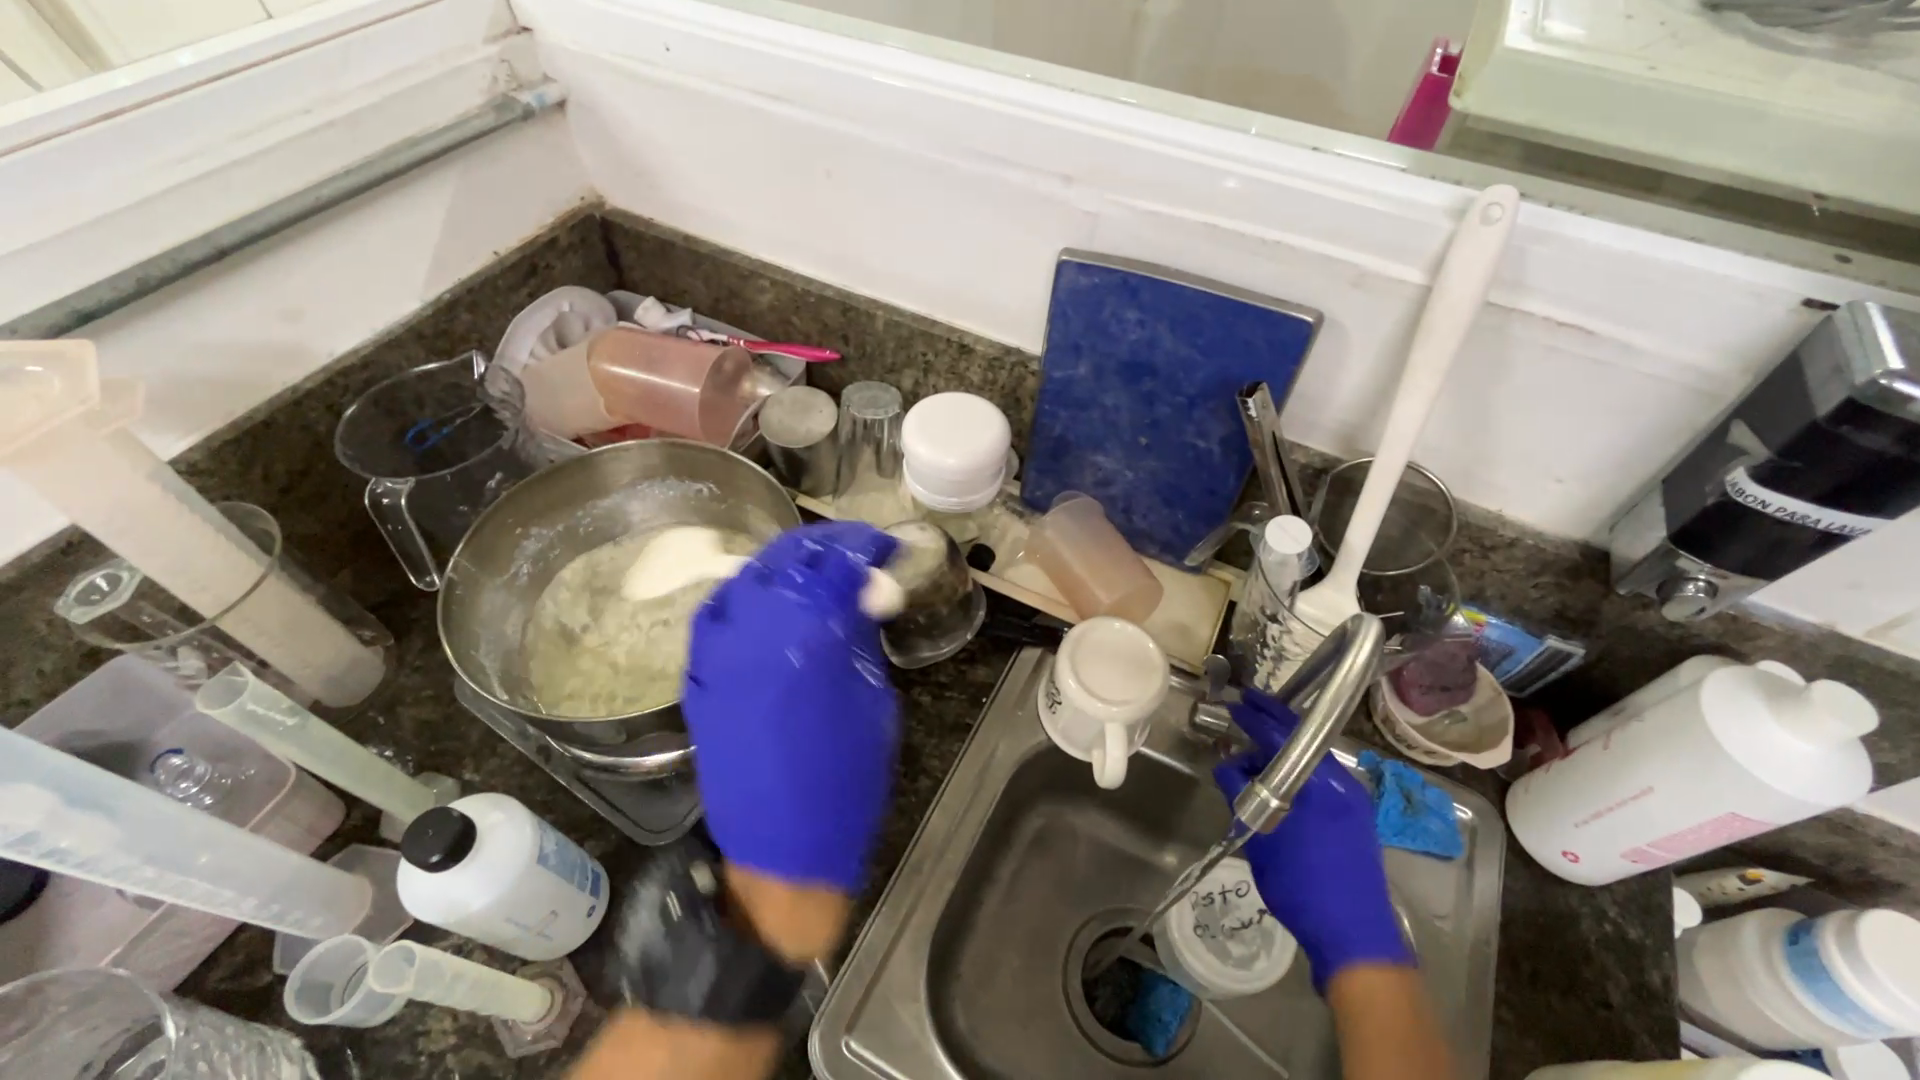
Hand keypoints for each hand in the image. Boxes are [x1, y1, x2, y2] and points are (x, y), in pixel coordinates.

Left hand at [684, 522, 900, 894]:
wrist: (784, 846)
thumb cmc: (848, 778)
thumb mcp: (876, 700)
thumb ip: (862, 639)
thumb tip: (863, 595)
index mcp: (811, 635)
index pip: (838, 563)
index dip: (865, 547)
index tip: (885, 547)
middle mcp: (756, 630)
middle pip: (787, 560)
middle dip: (824, 547)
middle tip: (852, 552)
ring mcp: (719, 651)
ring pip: (746, 579)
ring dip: (782, 566)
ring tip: (811, 570)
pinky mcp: (699, 676)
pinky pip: (715, 616)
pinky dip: (742, 596)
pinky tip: (762, 600)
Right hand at [1213, 690, 1412, 992]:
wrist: (1354, 935)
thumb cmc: (1301, 883)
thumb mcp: (1259, 835)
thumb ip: (1241, 794)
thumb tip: (1228, 768)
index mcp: (1320, 781)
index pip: (1282, 734)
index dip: (1255, 716)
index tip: (1235, 703)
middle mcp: (1341, 782)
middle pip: (1302, 741)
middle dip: (1272, 723)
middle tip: (1246, 706)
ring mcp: (1353, 801)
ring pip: (1310, 762)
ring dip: (1281, 754)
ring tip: (1249, 760)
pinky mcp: (1355, 820)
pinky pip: (1319, 781)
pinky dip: (1295, 773)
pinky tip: (1275, 784)